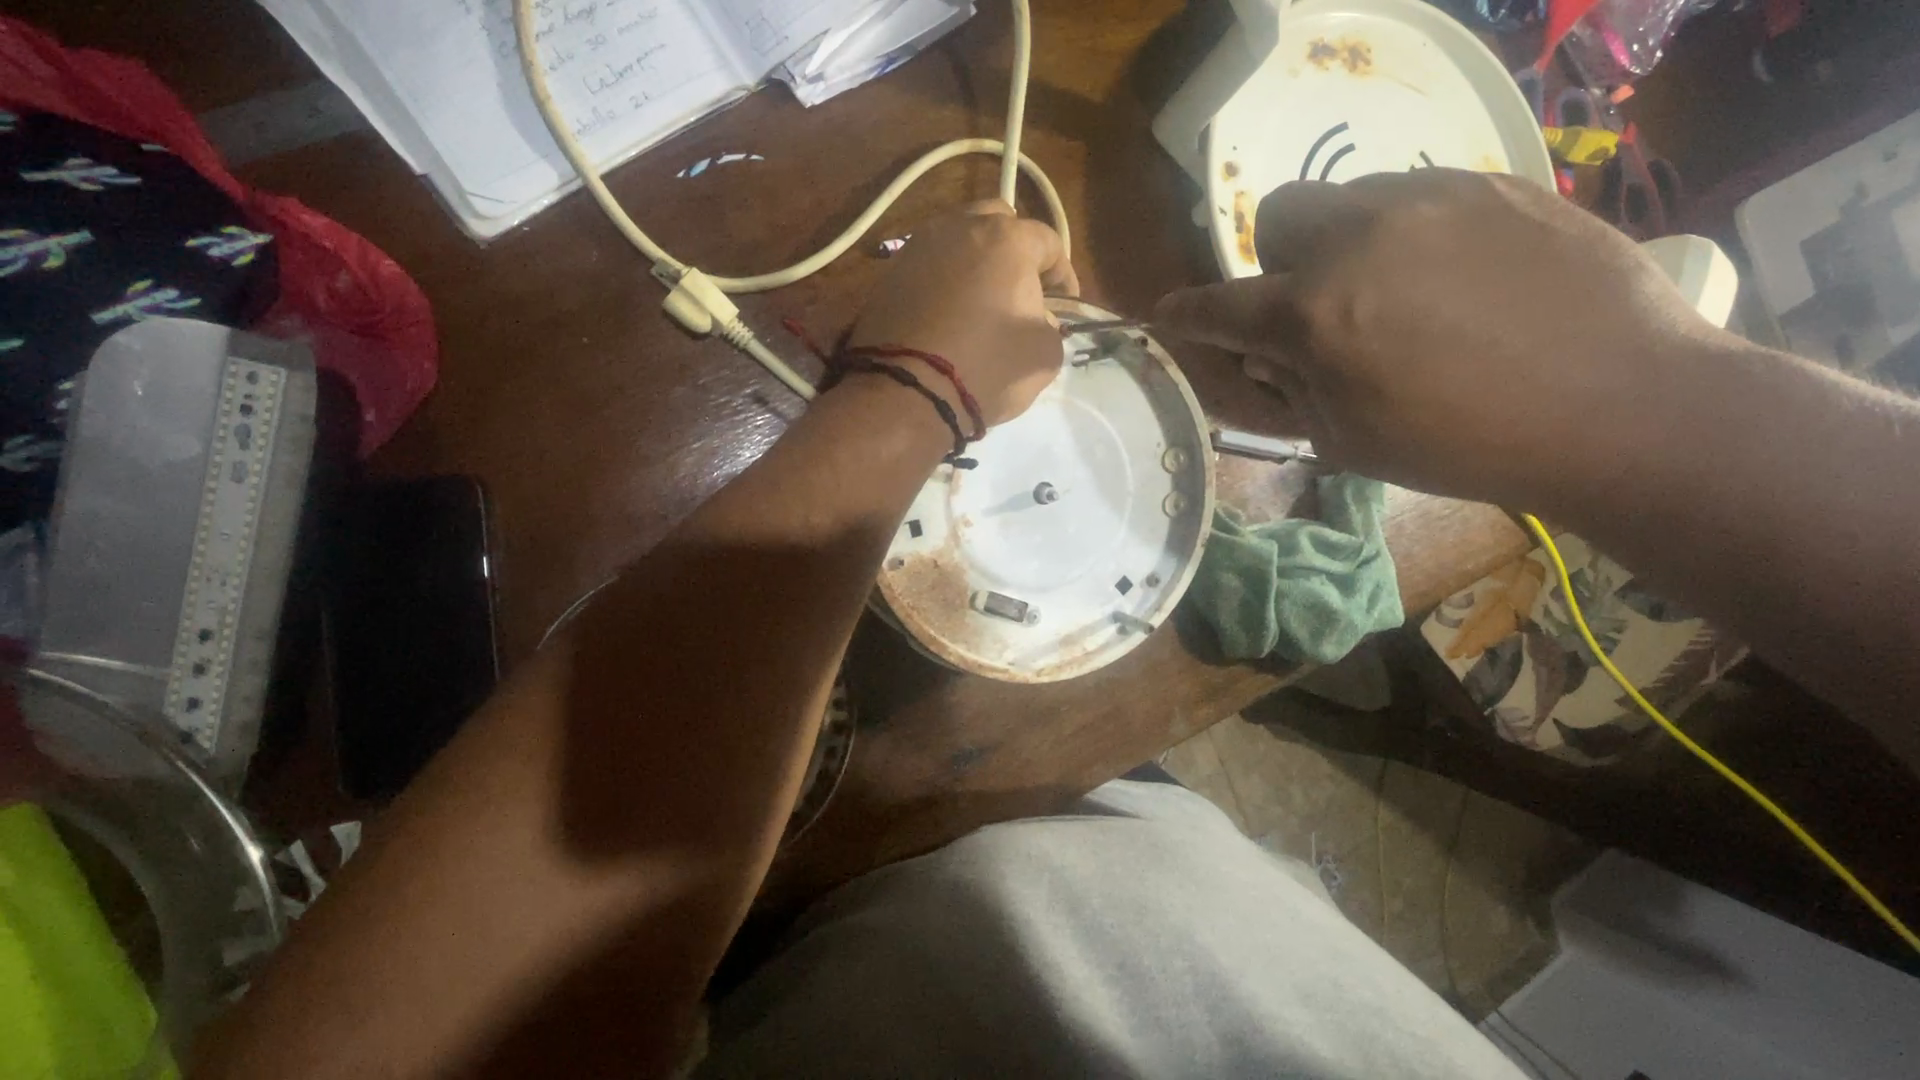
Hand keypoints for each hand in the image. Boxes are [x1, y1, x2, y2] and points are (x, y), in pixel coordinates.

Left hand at [848, 201, 1077, 426]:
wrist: (905, 393)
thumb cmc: (985, 368)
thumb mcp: (1044, 356)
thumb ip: (1049, 326)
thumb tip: (1035, 320)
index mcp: (1006, 239)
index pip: (1049, 242)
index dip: (1063, 275)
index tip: (1064, 307)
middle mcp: (959, 227)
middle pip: (997, 223)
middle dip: (1015, 251)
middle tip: (1020, 291)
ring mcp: (917, 247)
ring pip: (957, 240)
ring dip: (974, 262)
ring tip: (980, 302)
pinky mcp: (888, 274)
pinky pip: (927, 267)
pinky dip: (942, 282)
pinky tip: (945, 315)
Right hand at [1153, 169, 1729, 509]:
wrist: (1623, 406)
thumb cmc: (1466, 445)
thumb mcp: (1344, 442)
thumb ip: (1280, 392)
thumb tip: (1248, 357)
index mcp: (1314, 313)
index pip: (1218, 306)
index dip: (1185, 314)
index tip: (1169, 316)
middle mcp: (1359, 236)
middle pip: (1277, 215)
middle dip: (1279, 261)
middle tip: (1317, 305)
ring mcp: (1431, 198)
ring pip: (1349, 198)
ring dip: (1346, 244)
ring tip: (1400, 294)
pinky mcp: (1494, 184)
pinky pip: (1419, 196)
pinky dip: (1411, 235)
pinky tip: (1459, 280)